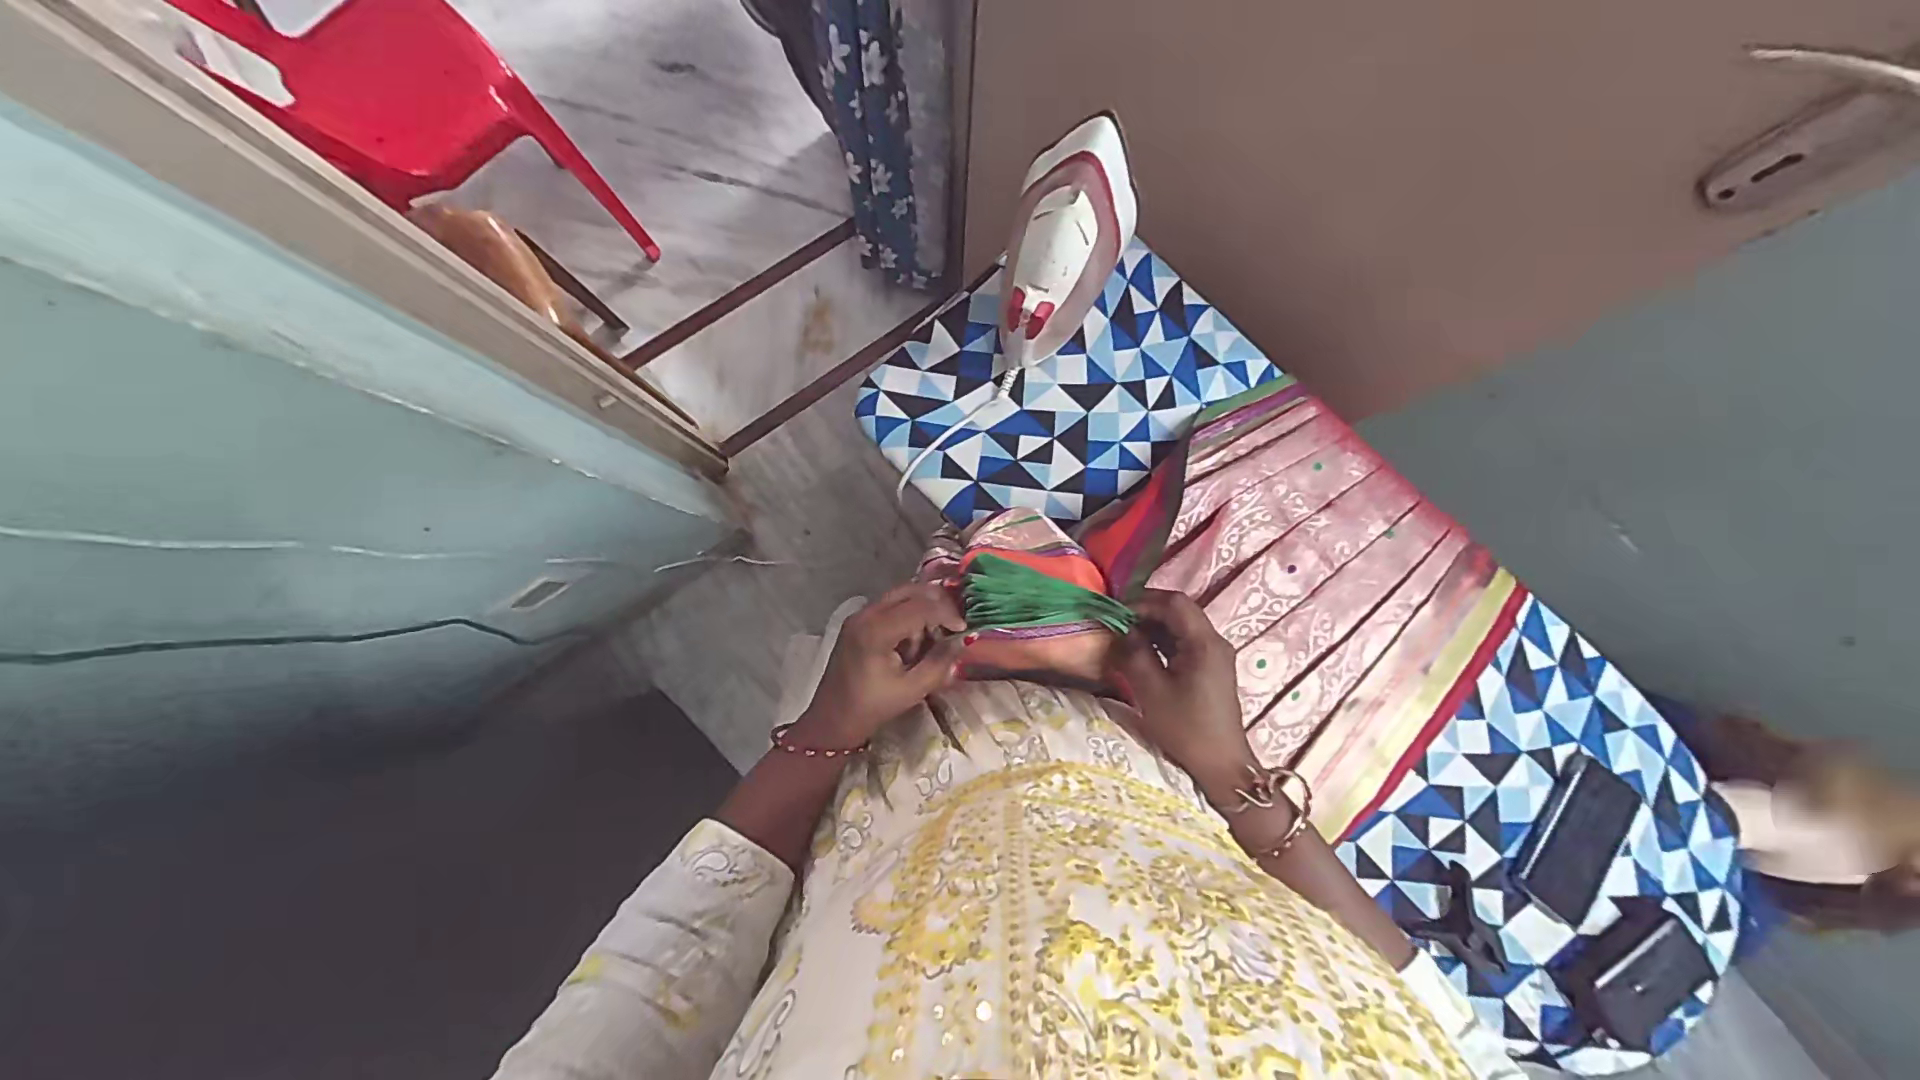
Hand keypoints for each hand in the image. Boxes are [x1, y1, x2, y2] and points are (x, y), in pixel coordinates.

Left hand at [795, 583, 968, 747]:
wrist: (832, 719)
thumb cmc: (872, 707)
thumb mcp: (912, 689)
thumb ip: (939, 662)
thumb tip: (961, 641)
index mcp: (876, 630)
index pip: (920, 607)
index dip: (946, 614)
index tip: (962, 629)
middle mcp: (865, 614)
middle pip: (909, 590)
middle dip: (936, 603)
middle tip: (952, 624)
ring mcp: (859, 615)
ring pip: (900, 595)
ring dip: (921, 609)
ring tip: (931, 636)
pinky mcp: (858, 622)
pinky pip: (889, 606)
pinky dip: (907, 614)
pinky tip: (914, 639)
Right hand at [1109, 589, 1255, 794]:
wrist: (1220, 765)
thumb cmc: (1185, 728)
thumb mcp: (1151, 689)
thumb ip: (1134, 652)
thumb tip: (1121, 629)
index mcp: (1204, 643)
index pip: (1174, 602)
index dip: (1143, 600)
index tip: (1117, 612)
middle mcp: (1214, 641)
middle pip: (1179, 610)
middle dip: (1147, 611)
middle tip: (1117, 623)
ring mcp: (1215, 654)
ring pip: (1181, 624)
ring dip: (1153, 625)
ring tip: (1125, 636)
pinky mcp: (1210, 667)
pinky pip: (1184, 641)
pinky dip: (1162, 640)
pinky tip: (1142, 651)